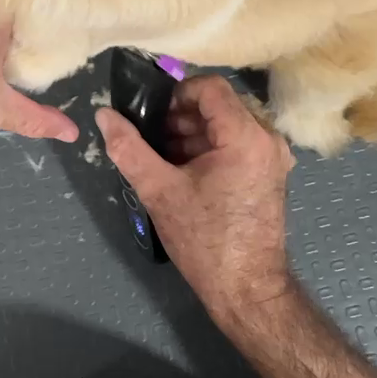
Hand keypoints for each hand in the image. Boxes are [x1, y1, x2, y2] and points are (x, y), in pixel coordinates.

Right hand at [96, 75, 294, 312]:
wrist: (246, 290)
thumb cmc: (205, 239)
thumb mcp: (158, 190)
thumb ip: (128, 147)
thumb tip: (104, 114)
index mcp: (246, 137)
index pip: (210, 87)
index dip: (176, 93)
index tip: (152, 116)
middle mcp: (268, 140)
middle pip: (219, 104)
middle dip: (181, 116)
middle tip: (152, 138)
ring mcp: (272, 158)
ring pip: (226, 123)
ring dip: (192, 132)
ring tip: (163, 157)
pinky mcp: (268, 174)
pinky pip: (236, 143)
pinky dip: (208, 148)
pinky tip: (183, 171)